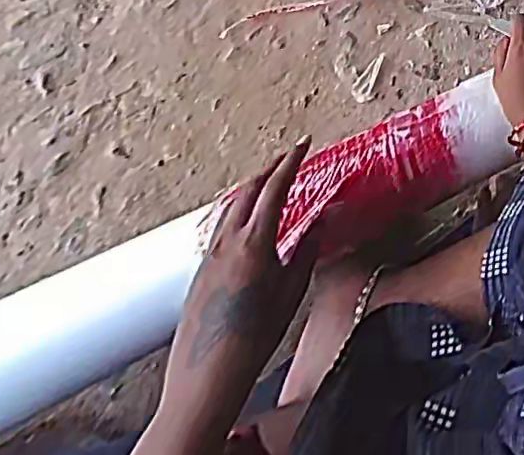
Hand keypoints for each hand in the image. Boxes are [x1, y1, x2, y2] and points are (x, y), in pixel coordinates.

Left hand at [152, 140, 315, 439]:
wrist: (206, 378)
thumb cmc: (252, 339)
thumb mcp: (291, 291)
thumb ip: (307, 249)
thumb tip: (322, 221)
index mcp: (253, 242)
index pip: (274, 188)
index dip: (291, 161)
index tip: (303, 145)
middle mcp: (227, 243)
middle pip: (249, 189)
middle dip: (271, 168)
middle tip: (289, 157)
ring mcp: (210, 255)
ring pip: (232, 205)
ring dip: (253, 186)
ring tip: (269, 181)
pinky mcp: (201, 270)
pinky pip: (222, 224)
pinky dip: (239, 208)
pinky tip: (248, 218)